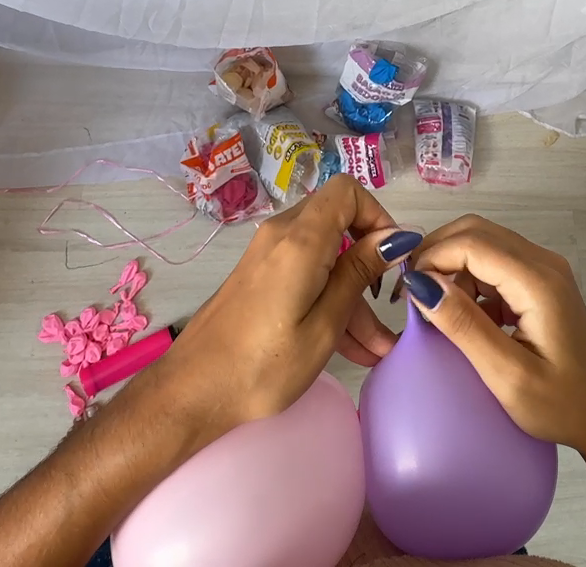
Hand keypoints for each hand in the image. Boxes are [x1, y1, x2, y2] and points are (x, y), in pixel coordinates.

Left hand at [137, 175, 423, 433]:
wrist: (190, 394)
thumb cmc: (262, 366)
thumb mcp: (324, 325)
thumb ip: (360, 274)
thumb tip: (396, 236)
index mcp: (300, 239)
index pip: (347, 191)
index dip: (377, 215)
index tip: (392, 258)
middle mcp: (283, 235)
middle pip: (339, 225)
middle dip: (370, 265)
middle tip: (389, 310)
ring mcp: (270, 256)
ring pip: (326, 257)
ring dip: (354, 296)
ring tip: (378, 349)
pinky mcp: (262, 277)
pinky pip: (307, 275)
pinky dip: (330, 302)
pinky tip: (353, 348)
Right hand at [403, 214, 585, 456]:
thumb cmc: (561, 406)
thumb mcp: (508, 376)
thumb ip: (465, 327)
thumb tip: (422, 285)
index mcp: (538, 282)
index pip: (472, 243)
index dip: (432, 258)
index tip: (405, 293)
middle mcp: (543, 262)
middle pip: (476, 231)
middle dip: (437, 254)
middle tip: (412, 294)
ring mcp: (544, 268)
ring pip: (483, 242)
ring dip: (451, 265)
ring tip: (433, 308)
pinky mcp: (540, 280)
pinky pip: (494, 261)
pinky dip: (468, 277)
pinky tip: (460, 313)